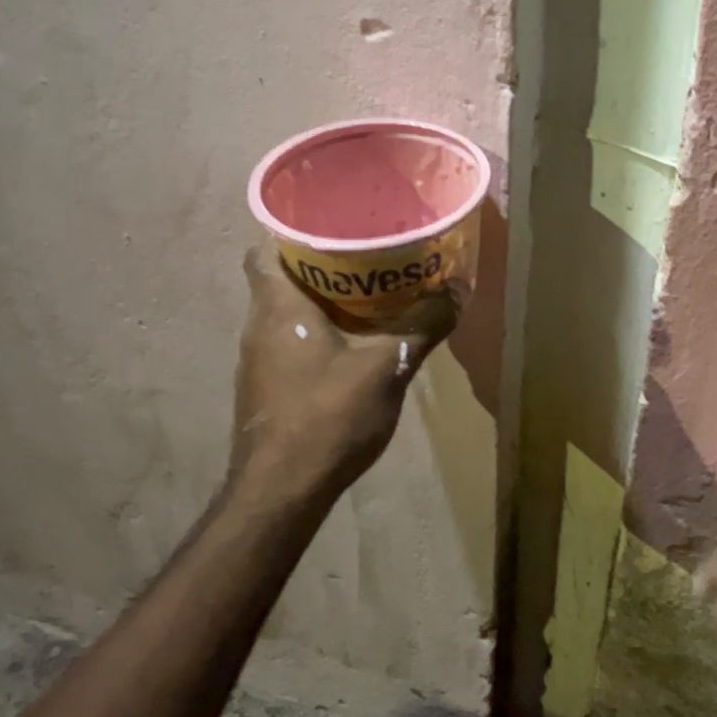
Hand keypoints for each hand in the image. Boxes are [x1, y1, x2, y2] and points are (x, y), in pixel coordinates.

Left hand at [229, 243, 458, 506]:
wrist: (281, 493)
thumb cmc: (327, 417)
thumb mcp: (387, 367)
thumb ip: (423, 326)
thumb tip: (457, 291)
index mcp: (278, 308)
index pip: (265, 248)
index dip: (293, 230)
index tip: (334, 223)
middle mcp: (259, 327)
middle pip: (282, 278)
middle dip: (323, 263)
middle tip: (371, 254)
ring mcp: (260, 361)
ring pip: (288, 312)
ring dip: (324, 299)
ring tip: (372, 293)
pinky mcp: (268, 389)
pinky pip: (292, 341)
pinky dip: (321, 331)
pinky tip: (357, 344)